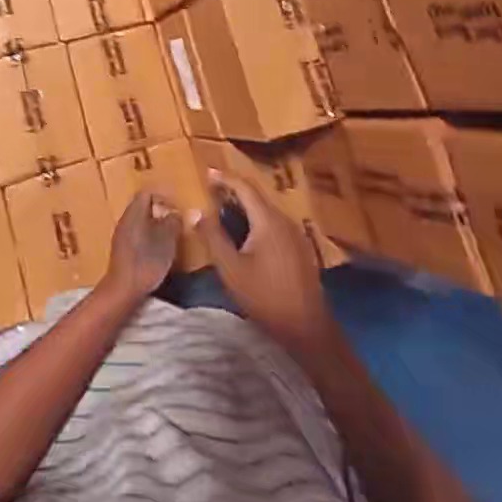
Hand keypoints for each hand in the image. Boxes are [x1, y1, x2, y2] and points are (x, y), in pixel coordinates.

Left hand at [102, 193, 178, 303]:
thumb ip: (172, 223)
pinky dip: (150, 234)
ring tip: (171, 235)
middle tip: (177, 222)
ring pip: (140, 220)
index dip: (163, 197)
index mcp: (133, 213)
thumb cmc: (146, 262)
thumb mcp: (166, 241)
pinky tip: (159, 248)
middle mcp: (125, 219)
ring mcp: (122, 233)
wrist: (124, 288)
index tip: (177, 209)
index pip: (146, 193)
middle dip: (161, 211)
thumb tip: (176, 213)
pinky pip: (137, 231)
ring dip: (156, 224)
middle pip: (143, 205)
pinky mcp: (122, 247)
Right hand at [193, 168, 333, 346]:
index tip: (207, 173)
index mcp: (268, 221)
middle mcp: (285, 222)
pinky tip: (246, 232)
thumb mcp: (230, 267)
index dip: (225, 178)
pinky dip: (256, 218)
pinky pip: (274, 223)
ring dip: (245, 205)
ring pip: (267, 210)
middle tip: (212, 190)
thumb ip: (212, 236)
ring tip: (224, 208)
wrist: (307, 328)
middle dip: (234, 190)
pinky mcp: (300, 249)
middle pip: (257, 196)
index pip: (245, 188)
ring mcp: (296, 235)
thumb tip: (194, 211)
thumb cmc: (264, 296)